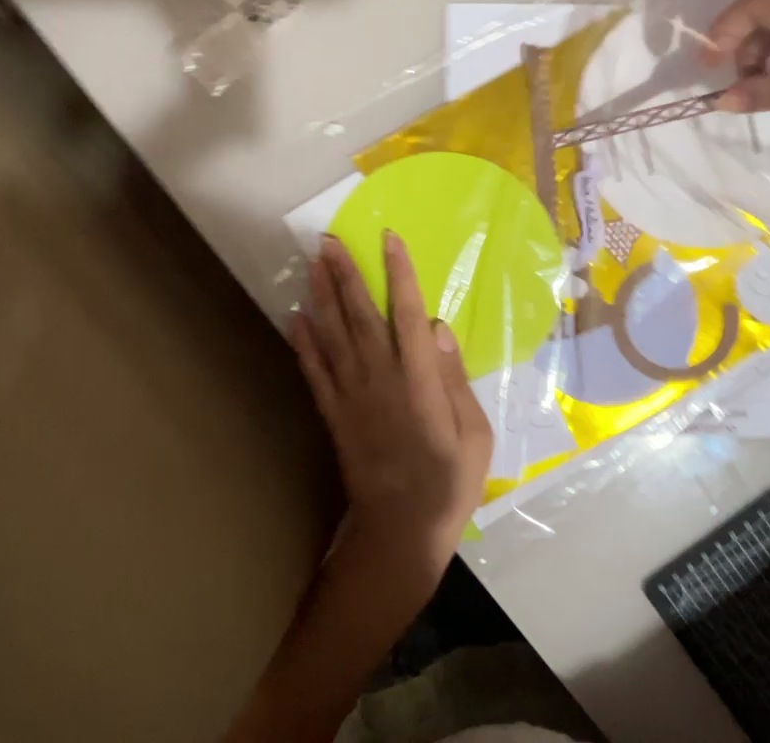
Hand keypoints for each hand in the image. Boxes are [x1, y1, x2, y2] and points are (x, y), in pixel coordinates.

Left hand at [289, 232, 493, 574]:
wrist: (403, 529)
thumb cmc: (451, 482)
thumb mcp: (475, 433)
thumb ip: (454, 378)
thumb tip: (438, 327)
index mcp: (420, 382)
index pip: (408, 315)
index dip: (399, 274)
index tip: (389, 240)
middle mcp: (381, 381)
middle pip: (361, 316)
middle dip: (346, 275)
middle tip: (330, 240)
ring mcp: (352, 397)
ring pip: (334, 336)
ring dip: (322, 298)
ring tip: (312, 264)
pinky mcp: (334, 416)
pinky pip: (315, 372)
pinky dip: (303, 343)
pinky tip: (295, 317)